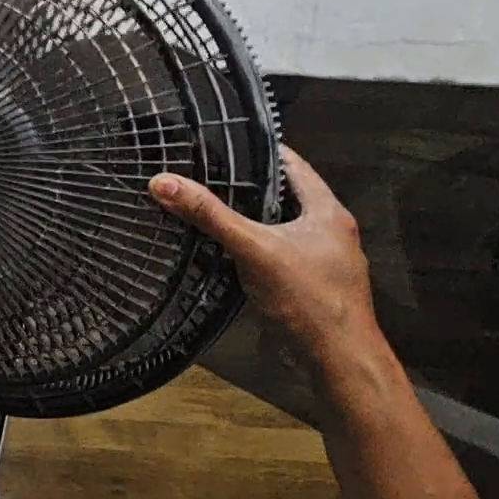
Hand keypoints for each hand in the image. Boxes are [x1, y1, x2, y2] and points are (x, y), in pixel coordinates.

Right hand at [149, 146, 387, 375]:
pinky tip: (210, 244)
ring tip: (196, 201)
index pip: (291, 164)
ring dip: (238, 215)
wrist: (338, 360)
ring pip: (269, 223)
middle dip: (239, 182)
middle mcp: (325, 230)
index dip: (257, 147)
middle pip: (277, 194)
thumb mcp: (253, 248)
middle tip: (197, 168)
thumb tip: (161, 181)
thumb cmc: (307, 297)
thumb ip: (208, 215)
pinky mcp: (299, 280)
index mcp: (326, 212)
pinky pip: (264, 249)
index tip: (218, 137)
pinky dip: (239, 243)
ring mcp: (314, 257)